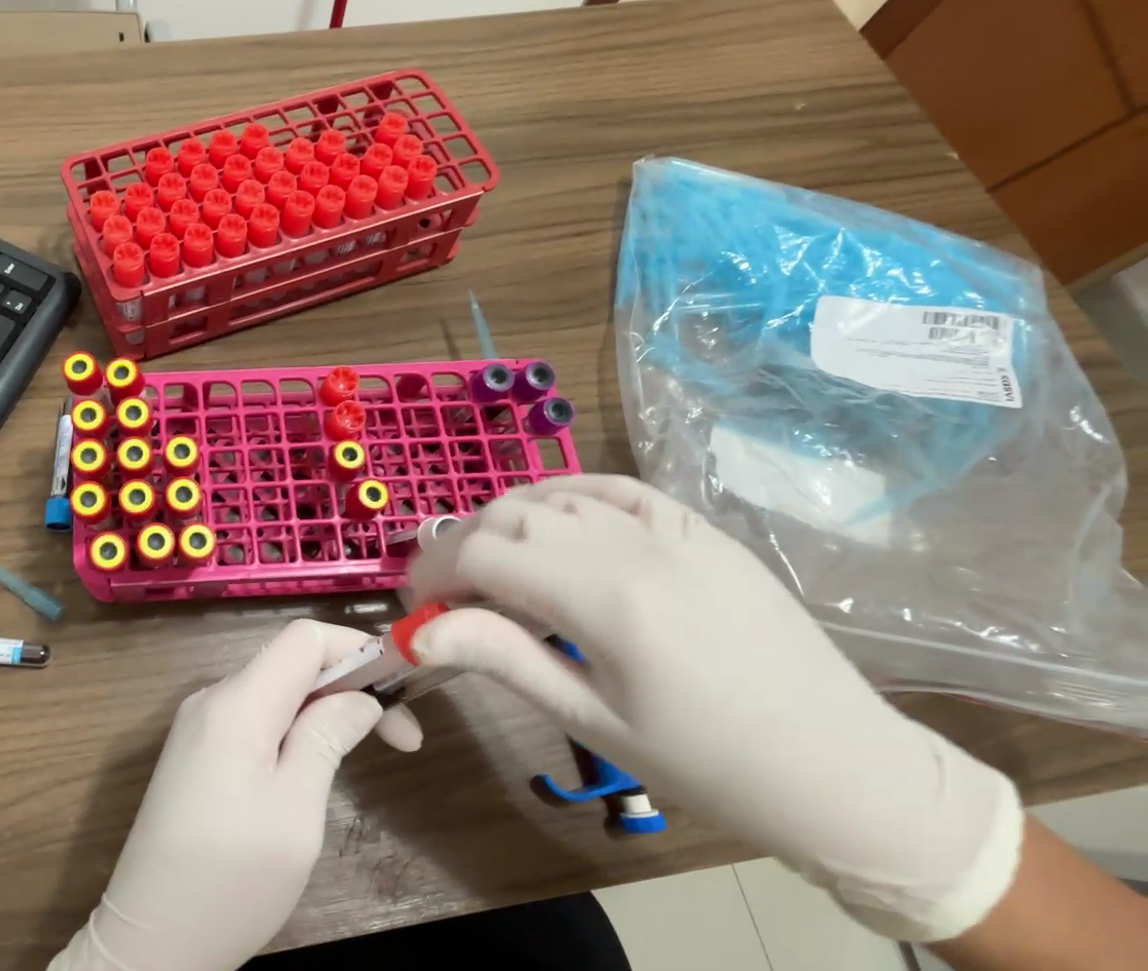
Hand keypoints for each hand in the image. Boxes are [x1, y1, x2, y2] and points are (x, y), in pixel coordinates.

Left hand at [50, 620, 420, 970]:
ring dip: (323, 709)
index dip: (357, 649)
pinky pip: (252, 718)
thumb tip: (360, 697)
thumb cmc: (231, 879)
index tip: (401, 694)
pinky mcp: (194, 753)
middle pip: (289, 662)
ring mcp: (197, 726)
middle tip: (401, 738)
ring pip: (273, 690)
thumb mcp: (296, 811)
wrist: (150, 941)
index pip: (304, 638)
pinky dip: (292, 727)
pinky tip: (312, 764)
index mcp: (236, 703)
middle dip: (349, 685)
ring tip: (363, 750)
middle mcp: (212, 699)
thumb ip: (326, 738)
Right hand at [407, 474, 1022, 942]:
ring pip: (555, 497)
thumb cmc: (708, 764)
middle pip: (510, 517)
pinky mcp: (699, 528)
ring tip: (491, 567)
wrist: (841, 769)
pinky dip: (564, 495)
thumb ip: (503, 659)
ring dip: (504, 523)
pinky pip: (613, 488)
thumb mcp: (595, 720)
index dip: (433, 573)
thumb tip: (418, 633)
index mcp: (606, 599)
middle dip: (460, 548)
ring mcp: (672, 528)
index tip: (416, 606)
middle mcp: (634, 544)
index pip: (483, 554)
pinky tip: (548, 519)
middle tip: (447, 595)